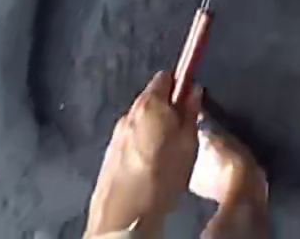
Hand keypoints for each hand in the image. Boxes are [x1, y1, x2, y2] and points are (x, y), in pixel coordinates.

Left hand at [85, 70, 200, 237]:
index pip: (166, 76)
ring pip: (140, 123)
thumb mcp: (188, 142)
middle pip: (151, 99)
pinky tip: (149, 169)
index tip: (190, 97)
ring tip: (167, 154)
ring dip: (153, 129)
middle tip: (183, 129)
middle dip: (167, 108)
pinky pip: (129, 143)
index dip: (181, 83)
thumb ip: (191, 111)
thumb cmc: (161, 179)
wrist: (122, 224)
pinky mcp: (106, 161)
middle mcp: (128, 116)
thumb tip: (193, 91)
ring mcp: (114, 139)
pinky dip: (140, 148)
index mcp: (149, 105)